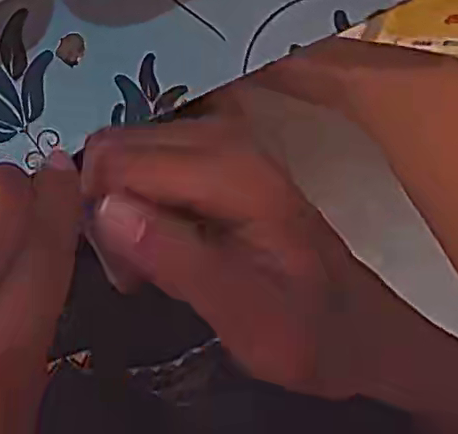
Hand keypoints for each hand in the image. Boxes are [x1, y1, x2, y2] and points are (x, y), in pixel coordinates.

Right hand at [80, 119, 408, 400]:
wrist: (355, 323)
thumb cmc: (306, 331)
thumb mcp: (247, 320)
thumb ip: (177, 261)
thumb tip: (106, 209)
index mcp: (231, 168)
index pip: (119, 163)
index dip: (102, 215)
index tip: (124, 275)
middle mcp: (216, 131)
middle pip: (112, 147)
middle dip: (104, 206)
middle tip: (129, 268)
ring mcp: (210, 128)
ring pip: (118, 145)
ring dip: (113, 198)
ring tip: (143, 254)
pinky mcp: (203, 136)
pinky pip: (135, 148)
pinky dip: (128, 188)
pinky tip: (153, 228)